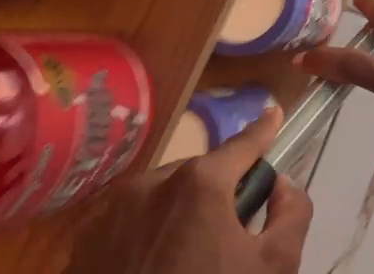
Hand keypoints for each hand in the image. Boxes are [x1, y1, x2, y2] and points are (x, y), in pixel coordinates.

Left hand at [63, 107, 312, 273]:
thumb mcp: (273, 267)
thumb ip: (292, 213)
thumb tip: (280, 184)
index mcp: (200, 183)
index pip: (243, 143)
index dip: (264, 130)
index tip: (274, 114)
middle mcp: (151, 185)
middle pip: (200, 174)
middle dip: (218, 190)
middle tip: (228, 229)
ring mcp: (109, 217)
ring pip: (160, 197)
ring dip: (178, 212)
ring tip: (183, 256)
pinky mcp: (81, 250)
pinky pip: (126, 226)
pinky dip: (143, 237)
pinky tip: (150, 268)